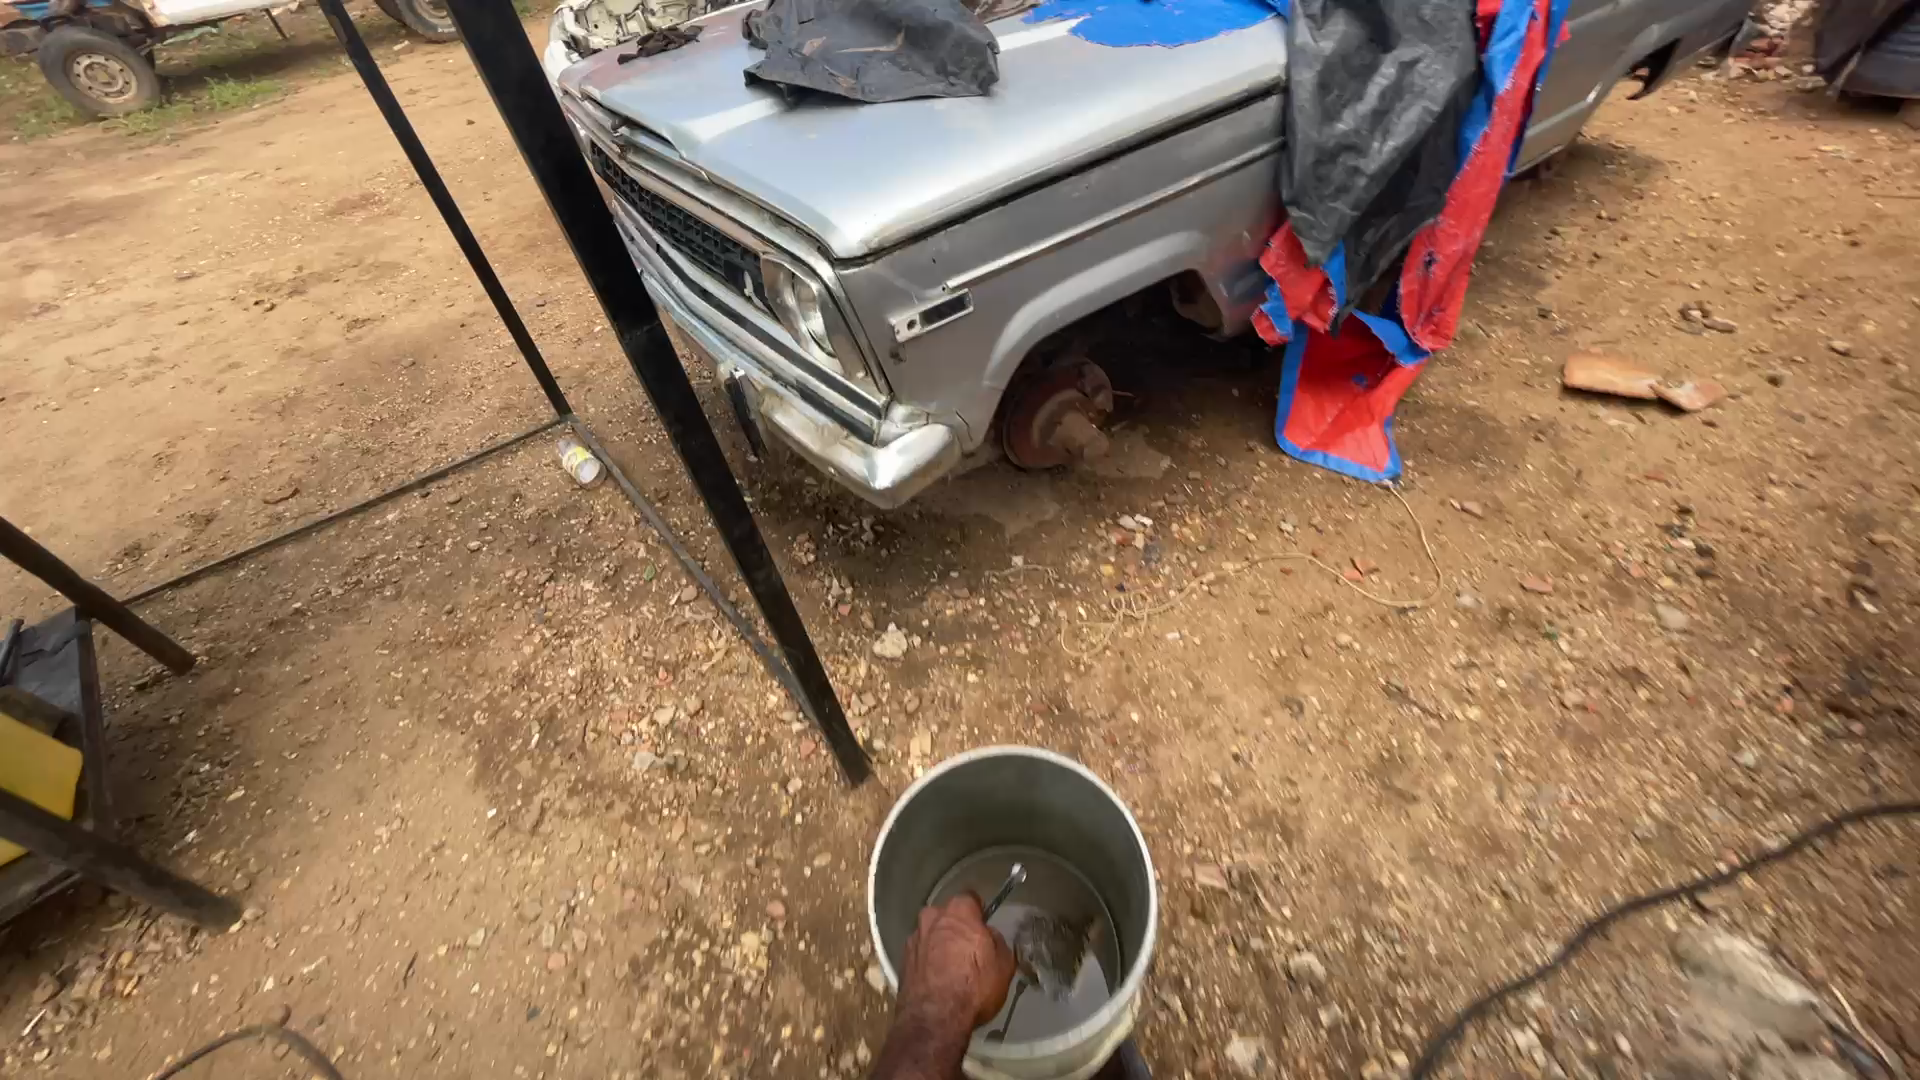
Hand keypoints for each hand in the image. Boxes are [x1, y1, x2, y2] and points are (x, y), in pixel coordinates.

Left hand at [898, 892, 1016, 1029]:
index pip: (971, 898)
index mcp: (959, 910)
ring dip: (939, 945)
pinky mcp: (902, 960)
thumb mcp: (1003, 965)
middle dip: (956, 928)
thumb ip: (997, 942)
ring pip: (931, 934)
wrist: (934, 1019)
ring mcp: (914, 937)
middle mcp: (932, 916)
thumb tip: (989, 936)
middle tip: (967, 950)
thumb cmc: (974, 986)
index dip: (979, 913)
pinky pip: (920, 954)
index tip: (983, 928)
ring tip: (950, 970)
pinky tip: (935, 981)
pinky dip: (927, 962)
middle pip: (947, 915)